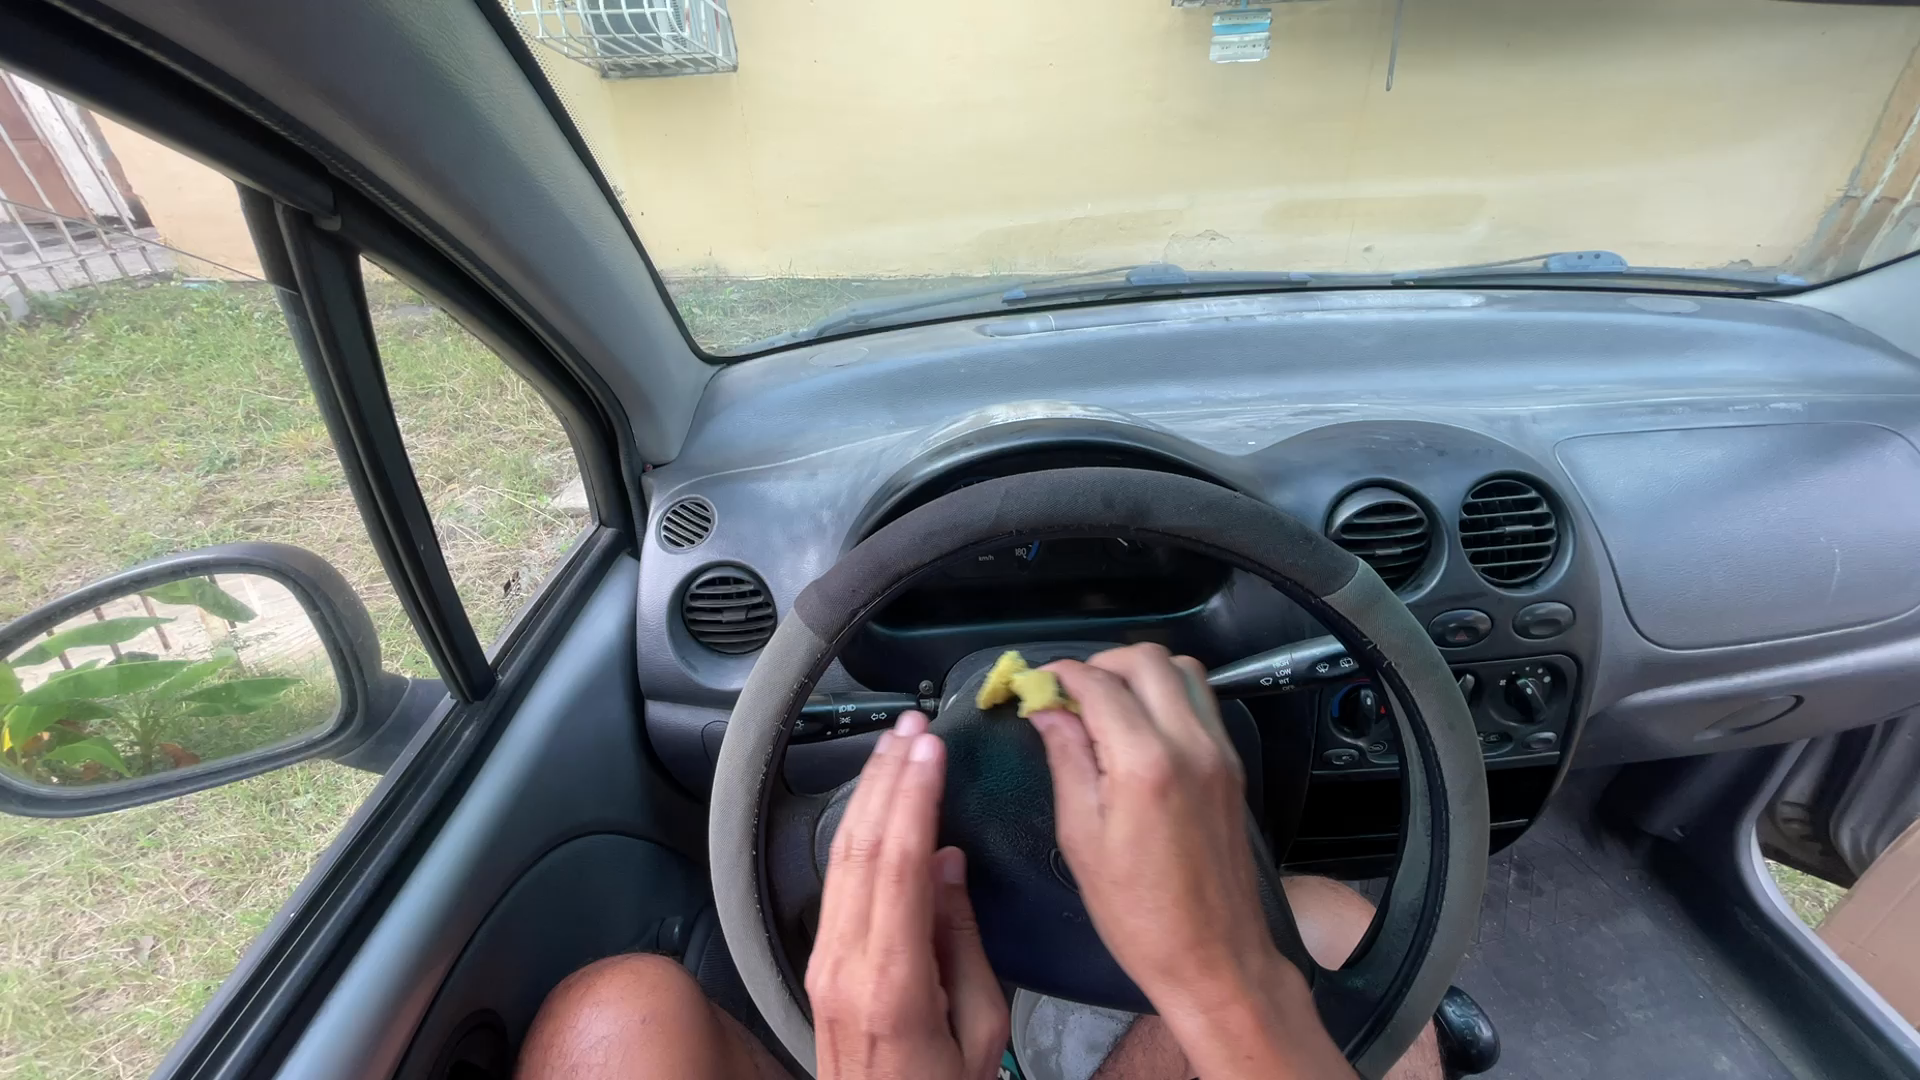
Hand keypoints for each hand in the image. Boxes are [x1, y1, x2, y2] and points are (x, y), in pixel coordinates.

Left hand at [808, 711, 1008, 1079]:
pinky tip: (875, 795)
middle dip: (889, 775)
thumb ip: (964, 939)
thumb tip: (948, 862)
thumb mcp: (982, 1029)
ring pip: (841, 851)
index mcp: (894, 982)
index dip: (914, 797)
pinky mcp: (820, 957)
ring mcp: (825, 958)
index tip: (930, 749)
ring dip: (869, 788)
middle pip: (862, 845)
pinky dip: (857, 822)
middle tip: (912, 725)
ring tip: (894, 742)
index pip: (899, 863)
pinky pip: (836, 873)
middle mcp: (847, 961)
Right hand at [1033, 644, 1352, 1079]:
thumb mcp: (1081, 837)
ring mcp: (1219, 750)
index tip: (1037, 683)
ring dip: (1138, 672)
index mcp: (1145, 763)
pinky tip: (1140, 724)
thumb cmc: (1135, 911)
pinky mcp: (1232, 763)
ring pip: (1181, 669)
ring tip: (1107, 703)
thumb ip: (1066, 758)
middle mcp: (1189, 742)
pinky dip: (1167, 691)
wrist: (1217, 960)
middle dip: (1100, 663)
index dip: (1061, 674)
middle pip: (1146, 659)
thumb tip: (1046, 709)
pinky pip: (1200, 698)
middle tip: (1071, 693)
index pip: (1099, 684)